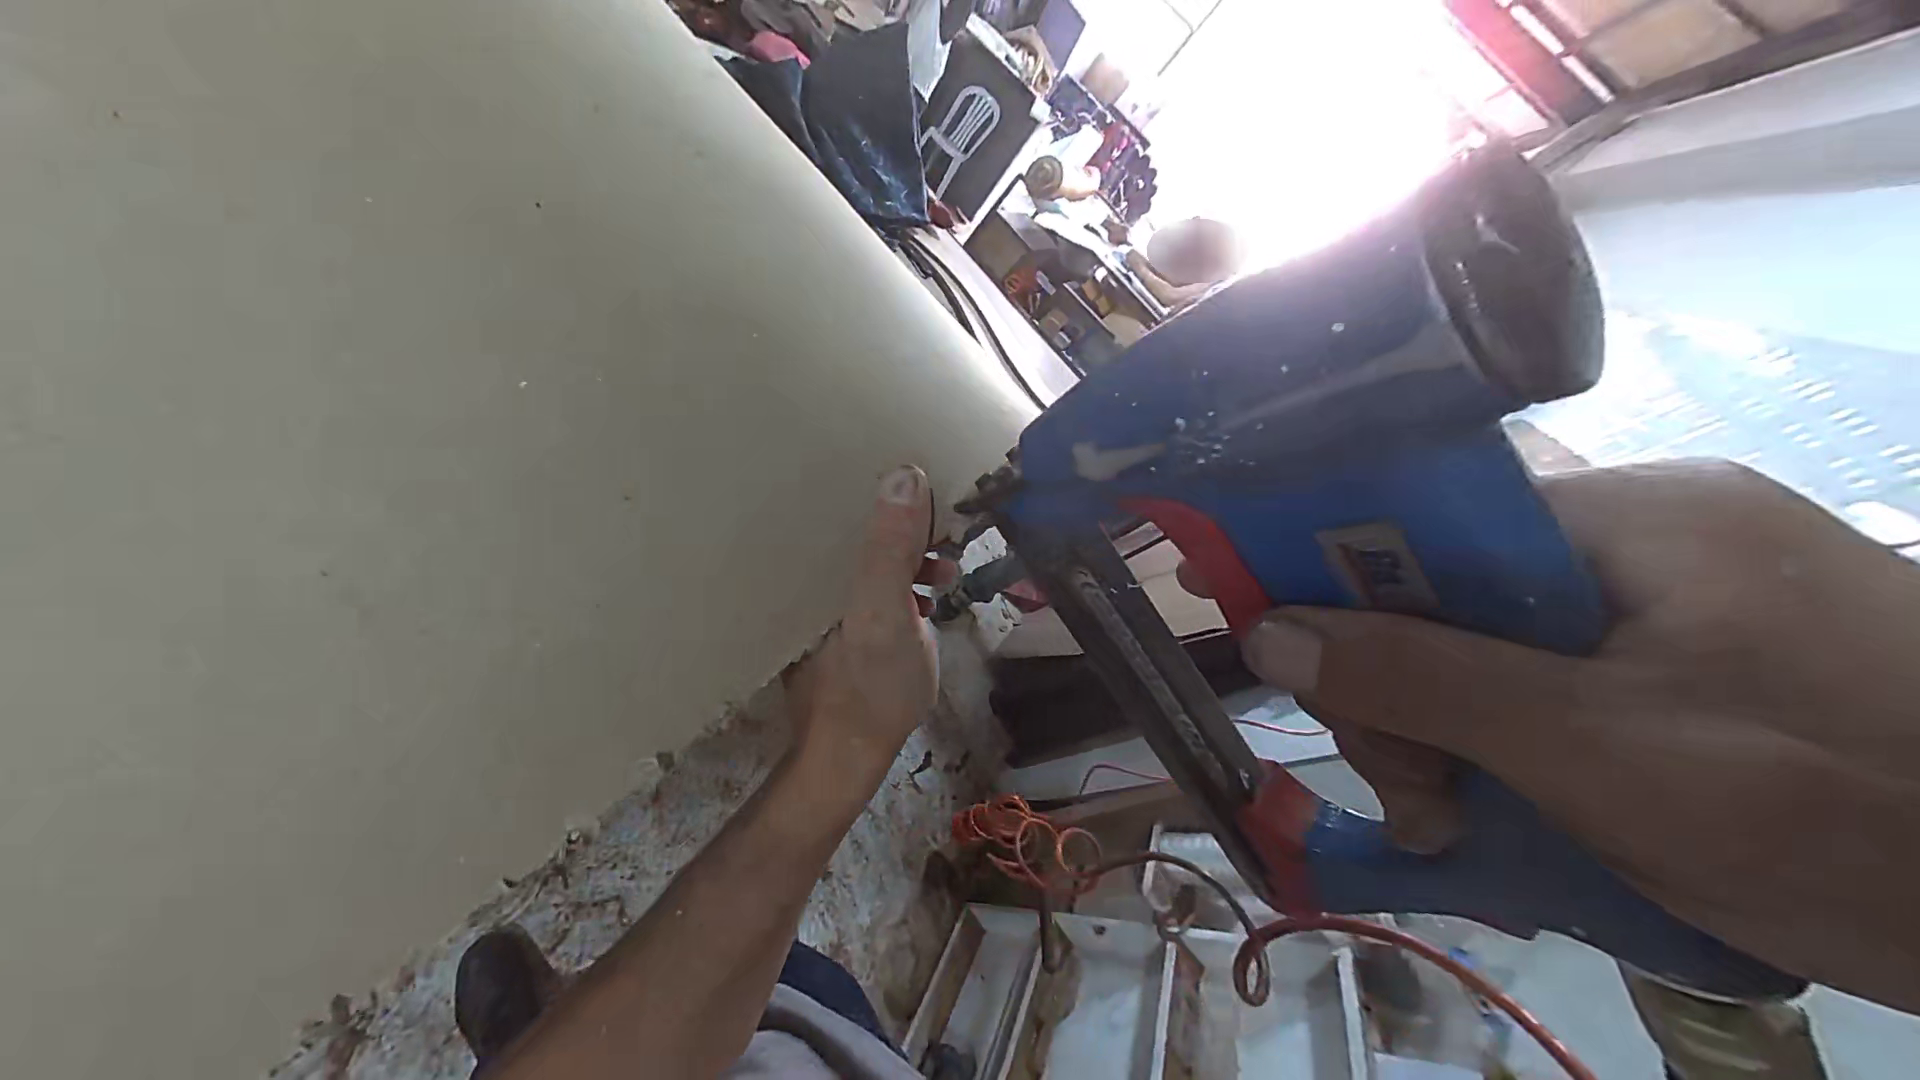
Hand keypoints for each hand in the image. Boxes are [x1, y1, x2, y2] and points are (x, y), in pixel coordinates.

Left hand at [784, 466, 952, 776]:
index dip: (873, 481)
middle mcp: (816, 577)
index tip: (915, 465)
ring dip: (913, 548)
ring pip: (875, 554)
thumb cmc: (870, 685)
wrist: (856, 752)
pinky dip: (911, 576)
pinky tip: (936, 585)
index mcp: (813, 568)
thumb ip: (890, 551)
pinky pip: (884, 581)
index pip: (836, 502)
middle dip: (901, 514)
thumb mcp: (884, 614)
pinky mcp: (855, 619)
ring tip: (947, 554)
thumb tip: (902, 476)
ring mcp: (836, 600)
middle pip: (857, 525)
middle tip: (943, 509)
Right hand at [1229, 461, 1919, 1010]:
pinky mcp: (1666, 669)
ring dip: (1436, 737)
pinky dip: (1487, 750)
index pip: (1413, 514)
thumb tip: (1267, 635)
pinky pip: (1521, 689)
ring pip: (1468, 653)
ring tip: (1455, 824)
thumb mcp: (1600, 751)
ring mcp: (1647, 608)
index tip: (1224, 586)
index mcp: (1616, 519)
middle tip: (1411, 788)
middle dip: (1391, 691)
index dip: (1309, 552)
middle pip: (1431, 597)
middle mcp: (1621, 543)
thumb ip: (1420, 681)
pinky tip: (1492, 813)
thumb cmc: (1864, 816)